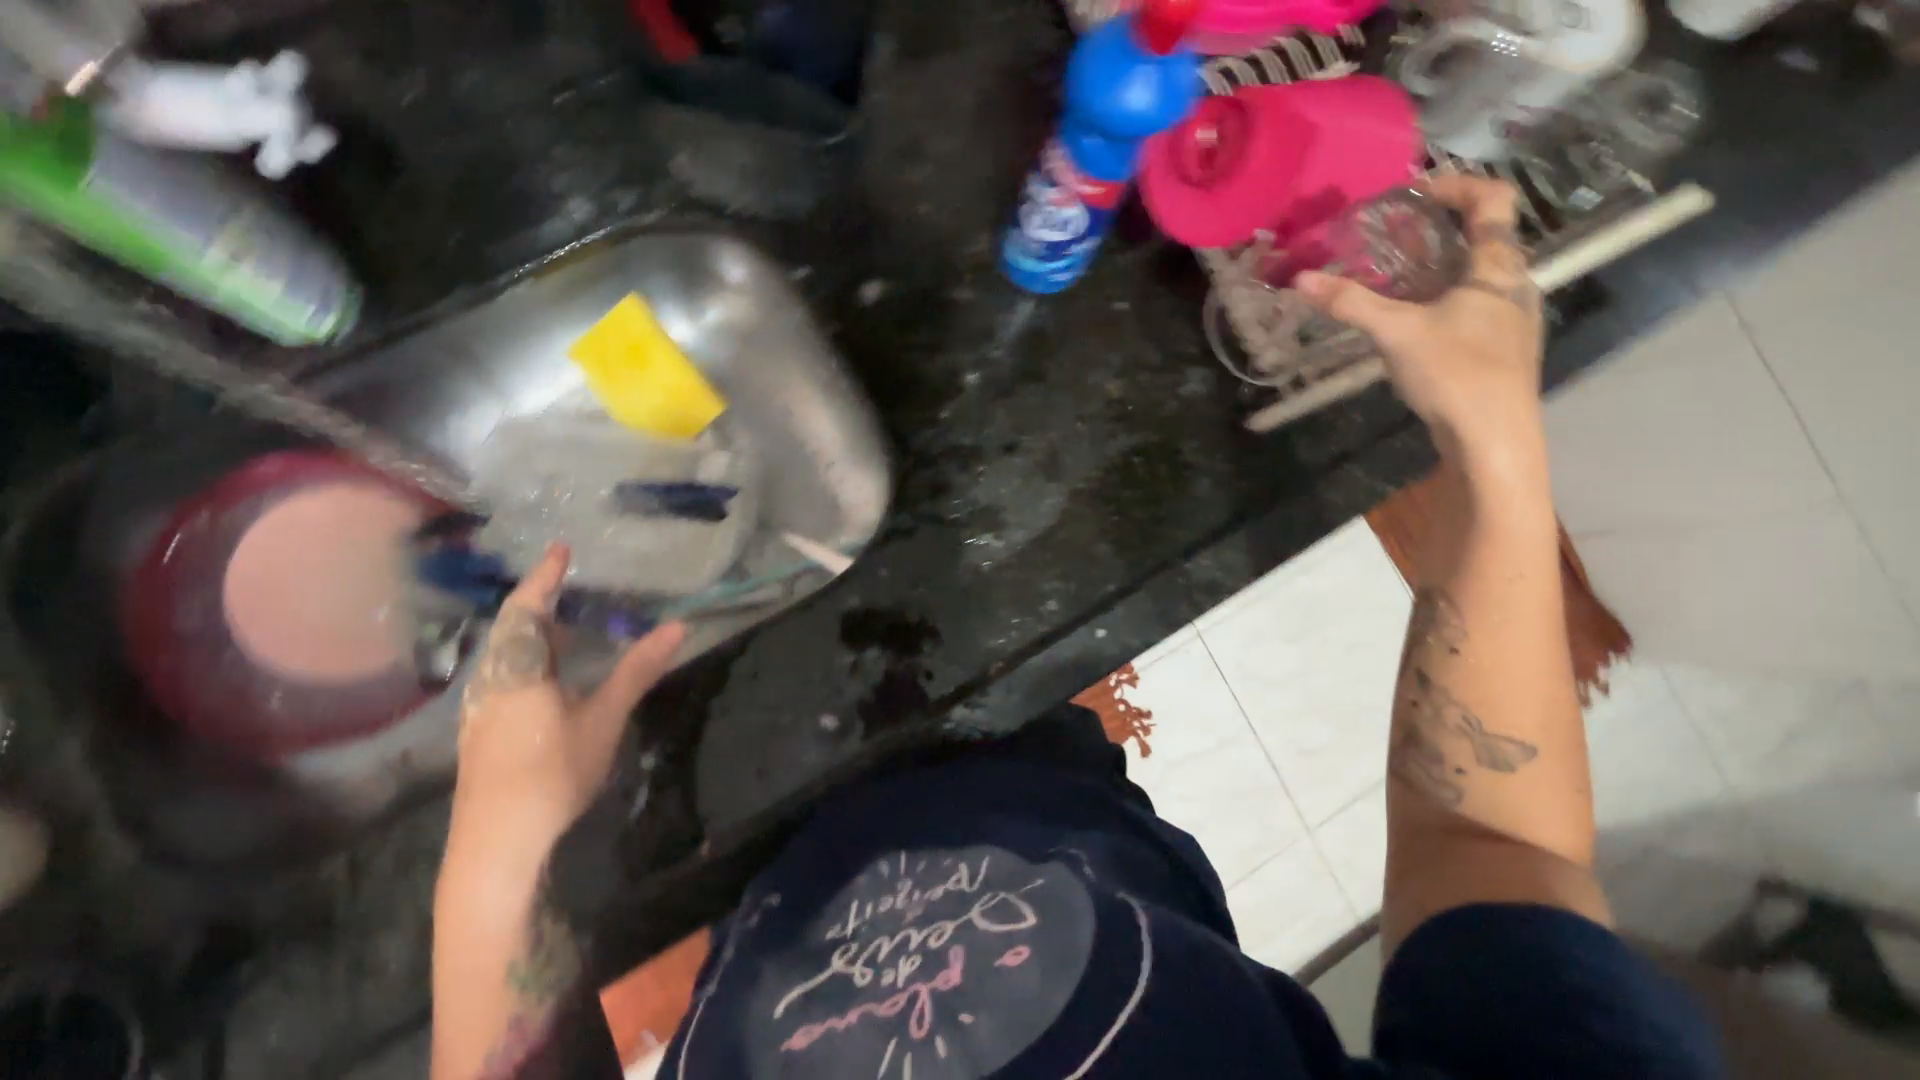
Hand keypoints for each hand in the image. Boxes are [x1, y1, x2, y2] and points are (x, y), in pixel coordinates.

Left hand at [449, 543, 685, 853]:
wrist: (497, 844)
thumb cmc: (552, 773)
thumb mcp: (603, 719)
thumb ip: (637, 670)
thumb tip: (677, 626)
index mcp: (516, 668)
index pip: (527, 607)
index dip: (545, 577)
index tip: (561, 550)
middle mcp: (491, 681)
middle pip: (510, 629)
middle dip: (538, 604)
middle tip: (566, 587)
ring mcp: (481, 710)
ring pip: (505, 656)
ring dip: (533, 635)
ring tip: (565, 629)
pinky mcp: (483, 734)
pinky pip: (504, 678)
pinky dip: (528, 662)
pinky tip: (549, 679)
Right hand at [1296, 175, 1545, 463]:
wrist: (1495, 438)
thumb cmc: (1456, 372)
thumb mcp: (1396, 333)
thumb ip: (1350, 303)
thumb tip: (1300, 280)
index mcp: (1498, 266)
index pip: (1494, 199)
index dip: (1458, 184)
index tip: (1415, 192)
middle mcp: (1515, 284)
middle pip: (1486, 236)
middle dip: (1440, 230)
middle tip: (1395, 239)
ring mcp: (1514, 319)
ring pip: (1480, 275)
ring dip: (1442, 269)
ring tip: (1400, 283)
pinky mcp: (1505, 349)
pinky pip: (1476, 307)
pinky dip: (1446, 301)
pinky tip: (1417, 326)